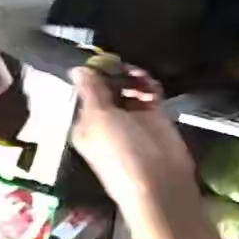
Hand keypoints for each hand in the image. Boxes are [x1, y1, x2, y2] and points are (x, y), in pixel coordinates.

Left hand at [68, 66, 192, 210]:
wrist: (159, 179)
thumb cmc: (122, 152)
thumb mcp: (99, 119)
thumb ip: (91, 91)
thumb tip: (78, 67)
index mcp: (86, 122)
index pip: (86, 90)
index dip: (93, 74)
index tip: (102, 59)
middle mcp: (108, 118)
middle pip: (109, 87)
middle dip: (114, 74)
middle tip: (122, 65)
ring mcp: (133, 117)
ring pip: (130, 88)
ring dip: (133, 78)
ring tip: (138, 74)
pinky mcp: (156, 117)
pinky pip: (151, 94)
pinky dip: (150, 85)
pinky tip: (149, 81)